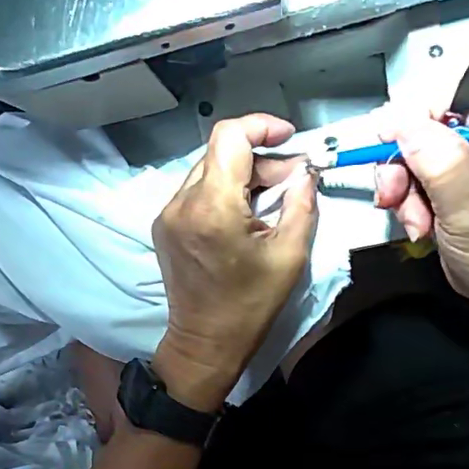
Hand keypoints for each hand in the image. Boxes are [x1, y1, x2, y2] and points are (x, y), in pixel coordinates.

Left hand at [152, 114, 319, 412]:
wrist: (205, 342)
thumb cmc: (251, 305)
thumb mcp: (290, 254)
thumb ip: (301, 203)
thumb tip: (305, 172)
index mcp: (213, 207)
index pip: (230, 137)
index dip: (262, 126)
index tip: (288, 137)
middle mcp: (182, 202)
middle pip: (221, 153)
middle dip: (261, 159)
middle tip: (292, 182)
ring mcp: (168, 213)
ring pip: (208, 170)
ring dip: (242, 175)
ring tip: (270, 201)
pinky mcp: (164, 224)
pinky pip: (197, 190)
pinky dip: (224, 191)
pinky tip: (244, 214)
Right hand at [374, 112, 468, 331]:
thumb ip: (441, 163)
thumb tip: (404, 122)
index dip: (433, 108)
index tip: (397, 133)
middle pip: (441, 120)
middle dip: (411, 159)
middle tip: (395, 190)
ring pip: (422, 147)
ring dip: (406, 185)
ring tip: (415, 219)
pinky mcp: (459, 179)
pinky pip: (419, 171)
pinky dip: (410, 198)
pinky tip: (419, 224)